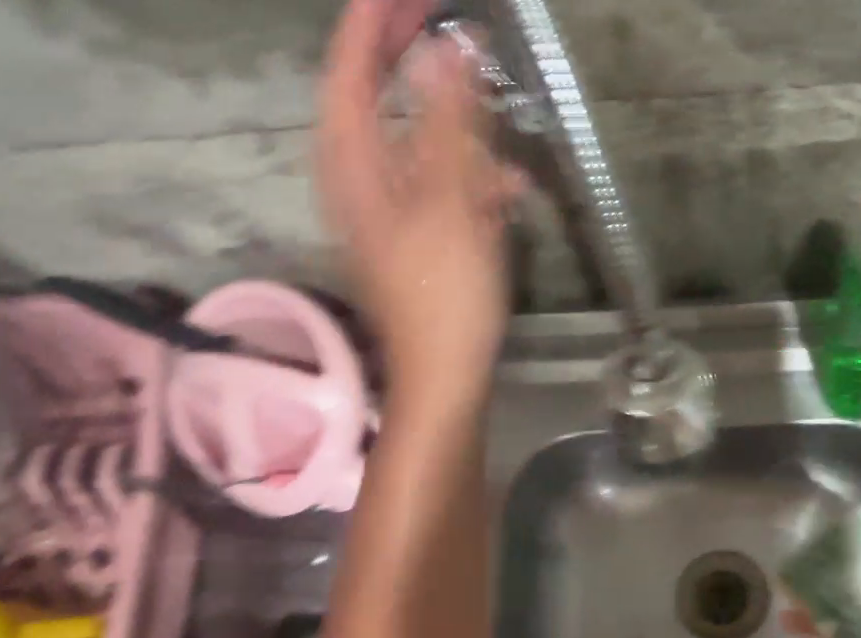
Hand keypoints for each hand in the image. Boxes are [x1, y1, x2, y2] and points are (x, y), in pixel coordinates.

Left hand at [317, 0, 522, 399]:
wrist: (443, 378)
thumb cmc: (443, 294)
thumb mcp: (450, 202)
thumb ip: (450, 122)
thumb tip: (450, 47)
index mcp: (353, 164)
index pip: (349, 68)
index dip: (372, 21)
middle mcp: (360, 182)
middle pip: (376, 99)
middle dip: (406, 55)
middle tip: (439, 13)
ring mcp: (388, 216)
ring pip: (413, 145)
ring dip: (450, 119)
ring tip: (489, 99)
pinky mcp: (417, 244)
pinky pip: (438, 189)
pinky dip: (469, 176)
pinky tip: (511, 186)